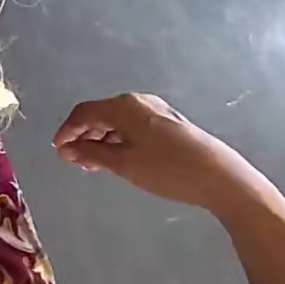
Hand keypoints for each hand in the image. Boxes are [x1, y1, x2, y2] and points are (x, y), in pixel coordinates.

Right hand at [53, 93, 273, 217]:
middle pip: (99, 115)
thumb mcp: (124, 164)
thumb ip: (91, 154)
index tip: (59, 151)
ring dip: (100, 140)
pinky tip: (118, 158)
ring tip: (94, 163)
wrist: (226, 181)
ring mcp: (156, 111)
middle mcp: (138, 102)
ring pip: (116, 122)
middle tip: (74, 159)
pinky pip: (133, 127)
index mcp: (123, 106)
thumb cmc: (169, 170)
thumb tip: (68, 149)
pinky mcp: (170, 124)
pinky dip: (119, 140)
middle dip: (83, 136)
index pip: (83, 113)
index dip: (66, 131)